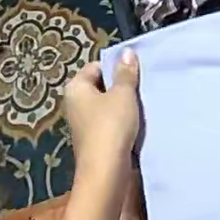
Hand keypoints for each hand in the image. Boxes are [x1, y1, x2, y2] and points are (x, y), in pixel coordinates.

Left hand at [62, 52, 142, 178]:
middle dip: (121, 85)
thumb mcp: (123, 94)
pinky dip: (123, 120)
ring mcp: (84, 122)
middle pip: (101, 86)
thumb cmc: (111, 125)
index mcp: (76, 88)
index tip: (136, 72)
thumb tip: (126, 52)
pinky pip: (110, 121)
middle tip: (143, 85)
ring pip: (107, 105)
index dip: (116, 67)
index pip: (96, 67)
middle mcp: (75, 104)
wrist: (106, 168)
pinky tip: (139, 121)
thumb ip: (126, 73)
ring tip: (144, 102)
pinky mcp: (95, 138)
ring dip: (124, 104)